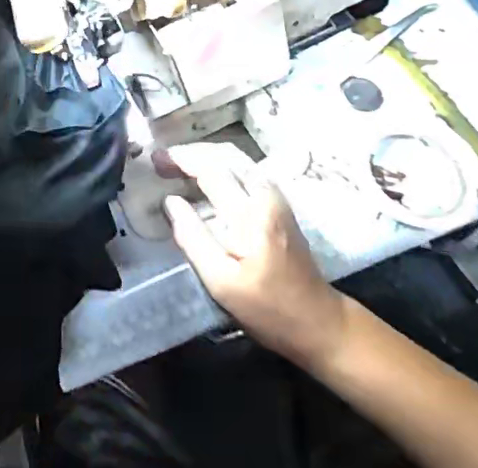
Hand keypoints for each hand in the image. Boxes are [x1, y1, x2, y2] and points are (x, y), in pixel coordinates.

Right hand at [163, 143, 342, 363]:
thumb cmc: (269, 309)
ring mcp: (277, 200)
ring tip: (180, 167)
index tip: (156, 161)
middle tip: (163, 163)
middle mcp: (266, 197)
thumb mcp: (222, 283)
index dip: (181, 161)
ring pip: (238, 160)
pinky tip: (209, 179)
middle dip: (191, 154)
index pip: (211, 171)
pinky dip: (223, 167)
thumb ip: (194, 239)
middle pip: (226, 157)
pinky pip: (247, 171)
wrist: (321, 323)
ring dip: (207, 157)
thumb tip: (170, 203)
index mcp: (251, 215)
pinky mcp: (280, 207)